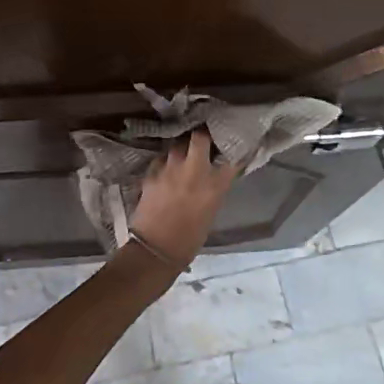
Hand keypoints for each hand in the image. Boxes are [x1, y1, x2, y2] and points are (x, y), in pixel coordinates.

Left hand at [129, 130, 238, 267]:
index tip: (228, 143)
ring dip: (181, 147)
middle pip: (200, 137)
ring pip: (177, 145)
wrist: (156, 248)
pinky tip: (165, 167)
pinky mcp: (152, 172)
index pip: (230, 156)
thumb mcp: (211, 210)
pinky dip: (165, 161)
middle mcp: (195, 171)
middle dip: (201, 135)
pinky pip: (161, 158)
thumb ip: (214, 188)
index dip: (229, 146)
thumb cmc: (190, 238)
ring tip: (182, 153)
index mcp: (215, 185)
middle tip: (201, 140)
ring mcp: (171, 169)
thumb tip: (214, 173)